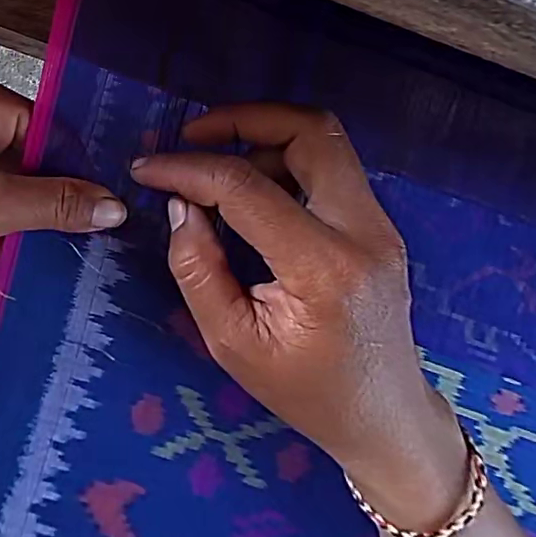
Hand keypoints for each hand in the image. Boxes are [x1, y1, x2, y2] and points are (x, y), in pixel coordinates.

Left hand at [0, 73, 125, 289]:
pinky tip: (17, 245)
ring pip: (11, 177)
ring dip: (27, 210)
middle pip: (34, 153)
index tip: (109, 202)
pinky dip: (2, 217)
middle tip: (90, 231)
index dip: (80, 167)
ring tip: (57, 243)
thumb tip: (111, 205)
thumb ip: (54, 203)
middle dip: (53, 193)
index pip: (53, 127)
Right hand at [131, 104, 467, 527]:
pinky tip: (252, 187)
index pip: (246, 189)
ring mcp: (379, 221)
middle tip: (193, 136)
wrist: (387, 418)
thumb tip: (181, 205)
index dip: (189, 169)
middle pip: (310, 130)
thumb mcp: (232, 343)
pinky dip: (283, 156)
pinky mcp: (377, 221)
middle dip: (242, 118)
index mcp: (323, 267)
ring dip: (264, 135)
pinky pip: (328, 163)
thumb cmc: (307, 393)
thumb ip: (198, 268)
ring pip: (323, 138)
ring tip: (218, 168)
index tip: (148, 169)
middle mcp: (363, 229)